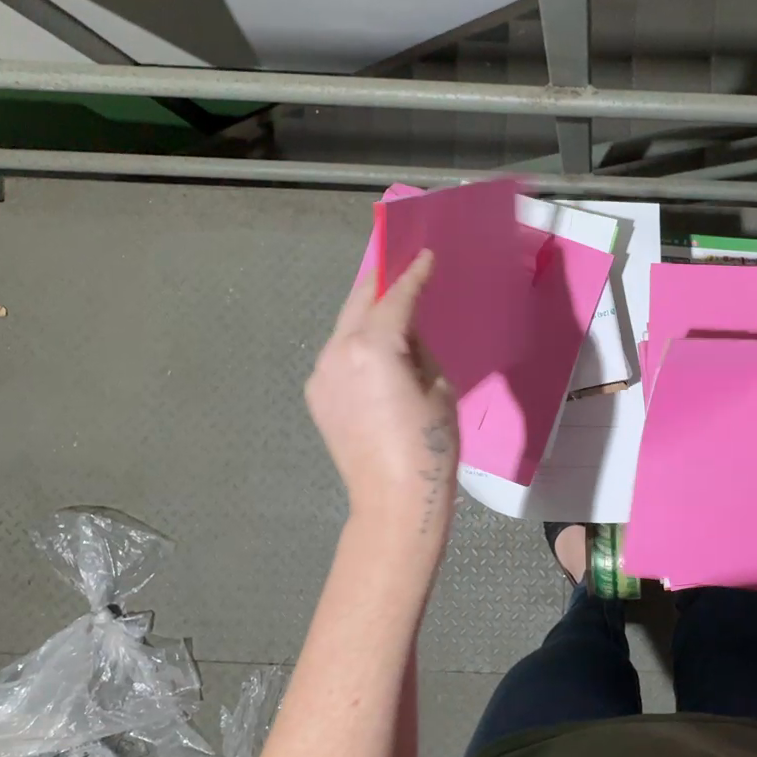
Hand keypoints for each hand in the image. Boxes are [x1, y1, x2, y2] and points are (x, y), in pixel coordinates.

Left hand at [307, 252, 458, 534]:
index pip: (395, 298)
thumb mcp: (439, 388)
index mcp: (373, 347)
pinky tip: (375, 353)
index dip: (413, 275)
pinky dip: (356, 344)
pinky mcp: (317, 397)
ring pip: (344, 328)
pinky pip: (338, 356)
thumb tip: (405, 337)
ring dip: (366, 314)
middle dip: (380, 284)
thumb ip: (418, 351)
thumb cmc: (428, 446)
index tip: (425, 257)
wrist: (392, 500)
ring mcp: (321, 375)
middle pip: (358, 302)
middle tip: (400, 269)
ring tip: (390, 310)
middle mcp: (337, 352)